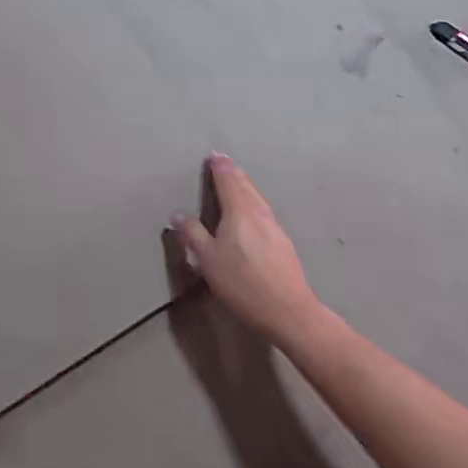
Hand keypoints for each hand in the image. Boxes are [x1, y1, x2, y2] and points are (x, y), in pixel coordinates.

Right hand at [172, 153, 319, 342]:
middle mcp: (259, 212)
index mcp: (239, 211)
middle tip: (223, 162)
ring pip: (257, 196)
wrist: (290, 313)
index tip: (214, 155)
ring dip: (245, 185)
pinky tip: (252, 211)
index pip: (228, 180)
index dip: (220, 166)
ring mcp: (274, 227)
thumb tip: (178, 214)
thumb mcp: (208, 260)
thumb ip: (192, 234)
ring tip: (236, 181)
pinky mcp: (283, 242)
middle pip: (245, 185)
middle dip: (233, 172)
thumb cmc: (243, 283)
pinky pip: (264, 209)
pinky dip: (253, 200)